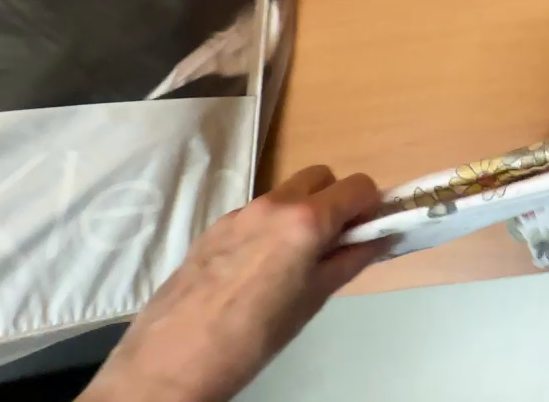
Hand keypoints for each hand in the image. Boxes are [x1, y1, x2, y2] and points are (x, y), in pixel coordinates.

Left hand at [81, 166, 385, 401]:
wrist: (164, 371)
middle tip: (333, 240)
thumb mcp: (313, 301)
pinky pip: (256, 212)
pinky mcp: (211, 229)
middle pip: (322, 176)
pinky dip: (269, 225)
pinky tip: (255, 268)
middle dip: (336, 199)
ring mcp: (239, 214)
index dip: (371, 206)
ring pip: (287, 192)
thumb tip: (384, 236)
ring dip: (302, 210)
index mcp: (307, 219)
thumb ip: (352, 259)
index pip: (360, 186)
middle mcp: (275, 204)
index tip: (368, 231)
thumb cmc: (252, 339)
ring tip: (292, 257)